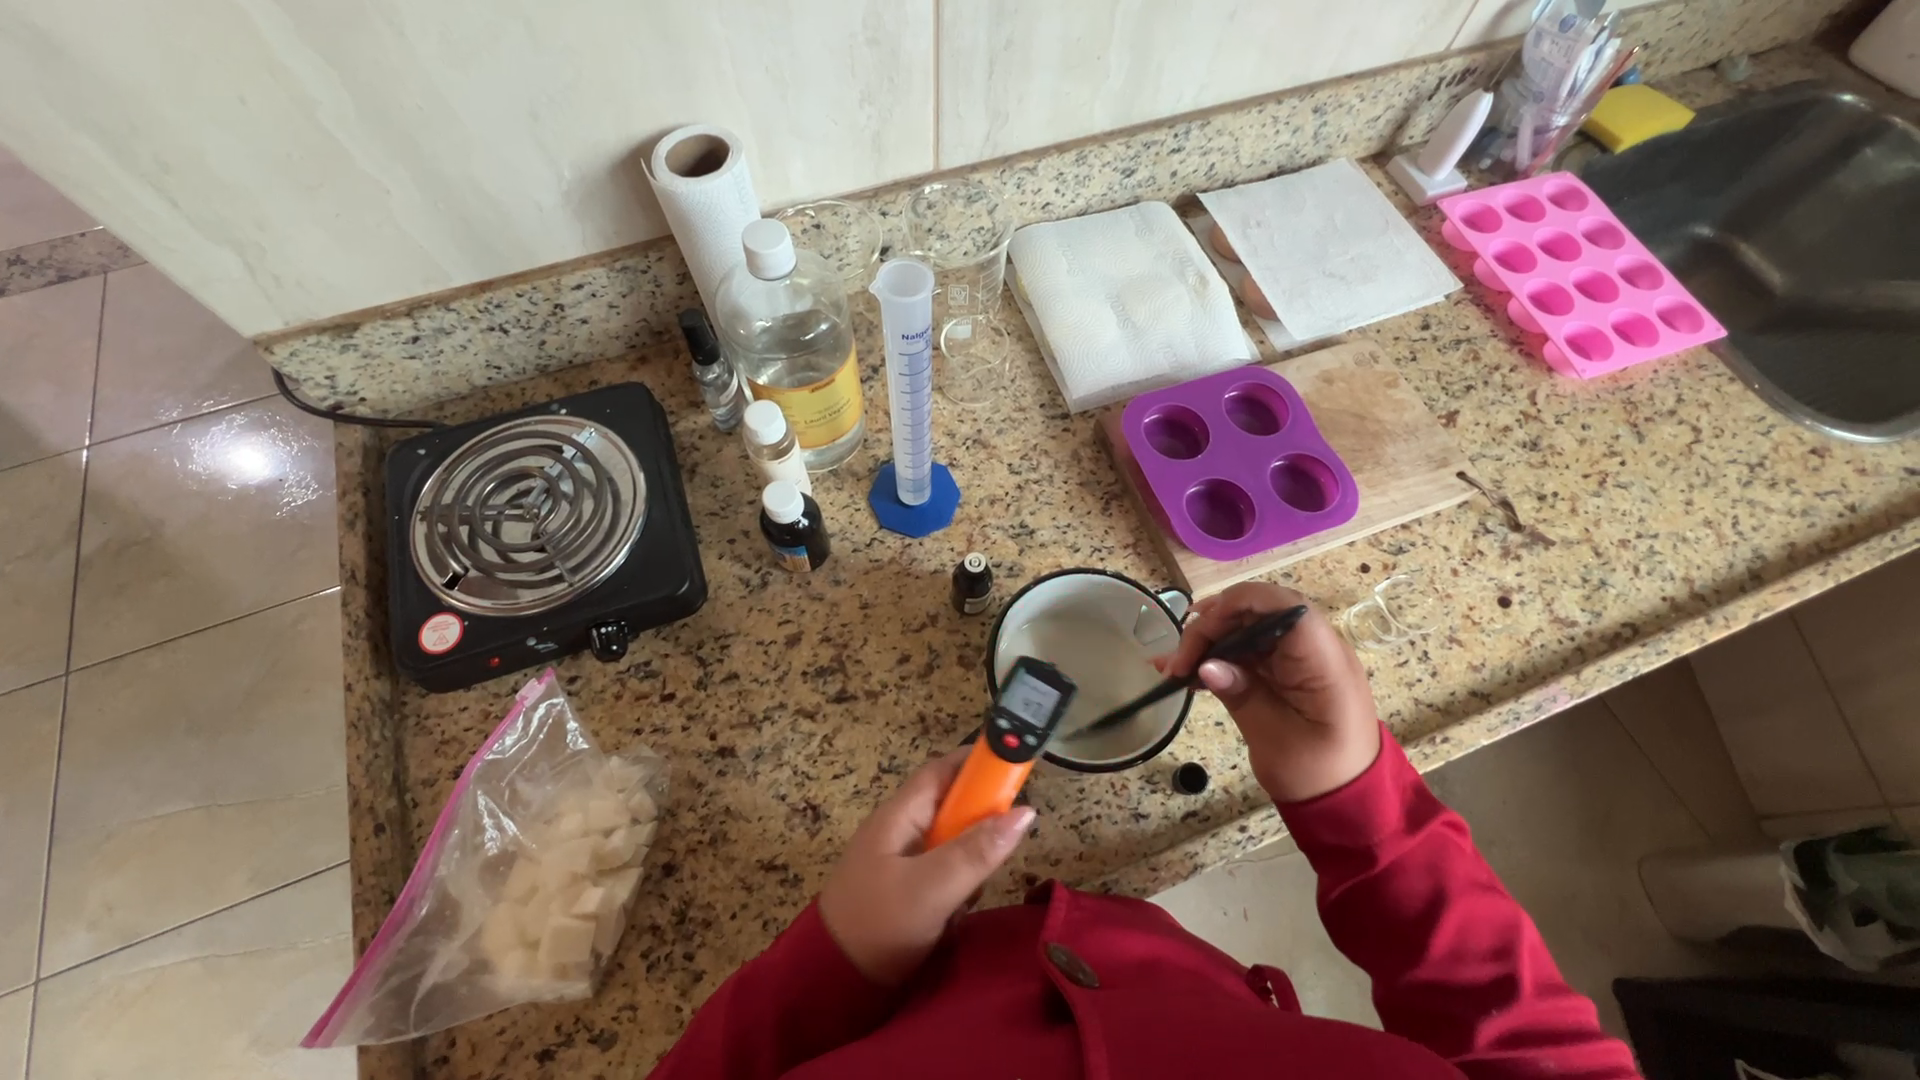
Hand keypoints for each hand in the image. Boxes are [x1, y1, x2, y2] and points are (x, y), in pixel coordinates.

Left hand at [817, 749, 1034, 985]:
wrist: (831, 982)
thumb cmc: (878, 924)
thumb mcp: (932, 887)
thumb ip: (977, 851)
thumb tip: (1025, 811)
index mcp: (898, 815)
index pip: (942, 771)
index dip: (977, 764)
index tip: (1014, 768)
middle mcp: (900, 831)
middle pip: (951, 807)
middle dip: (980, 822)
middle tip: (1003, 844)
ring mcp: (901, 862)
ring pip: (952, 844)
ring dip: (971, 862)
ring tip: (970, 891)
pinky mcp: (906, 892)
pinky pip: (945, 874)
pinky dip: (959, 887)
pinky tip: (957, 912)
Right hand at [1157, 582, 1380, 803]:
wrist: (1347, 800)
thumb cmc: (1317, 774)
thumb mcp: (1274, 737)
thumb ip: (1242, 695)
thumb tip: (1205, 665)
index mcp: (1323, 660)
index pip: (1280, 605)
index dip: (1234, 606)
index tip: (1197, 638)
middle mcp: (1314, 647)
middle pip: (1257, 610)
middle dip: (1212, 626)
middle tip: (1177, 661)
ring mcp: (1299, 657)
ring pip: (1246, 626)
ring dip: (1208, 641)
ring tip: (1174, 667)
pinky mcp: (1286, 669)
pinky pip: (1248, 649)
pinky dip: (1217, 656)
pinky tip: (1186, 673)